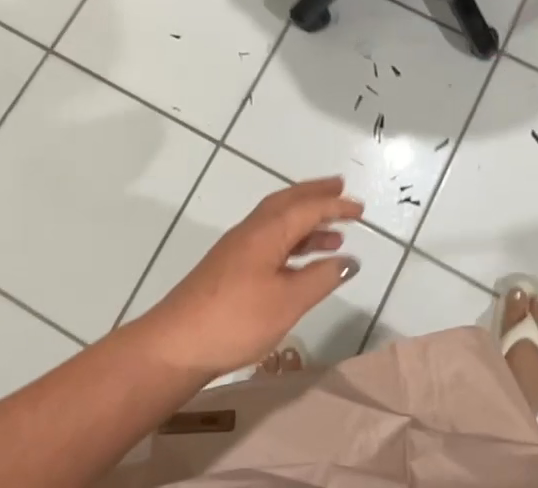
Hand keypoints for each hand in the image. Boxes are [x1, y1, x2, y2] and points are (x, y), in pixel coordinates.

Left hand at [135, 177, 362, 378]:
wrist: (176, 345)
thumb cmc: (236, 320)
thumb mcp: (288, 302)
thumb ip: (321, 278)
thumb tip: (350, 260)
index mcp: (267, 231)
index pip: (308, 208)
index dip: (336, 206)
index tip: (361, 209)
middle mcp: (251, 231)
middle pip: (288, 202)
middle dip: (316, 196)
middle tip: (341, 191)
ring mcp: (237, 249)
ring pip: (277, 222)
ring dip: (305, 221)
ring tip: (334, 235)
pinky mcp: (230, 268)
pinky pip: (270, 239)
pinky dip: (292, 241)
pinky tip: (301, 263)